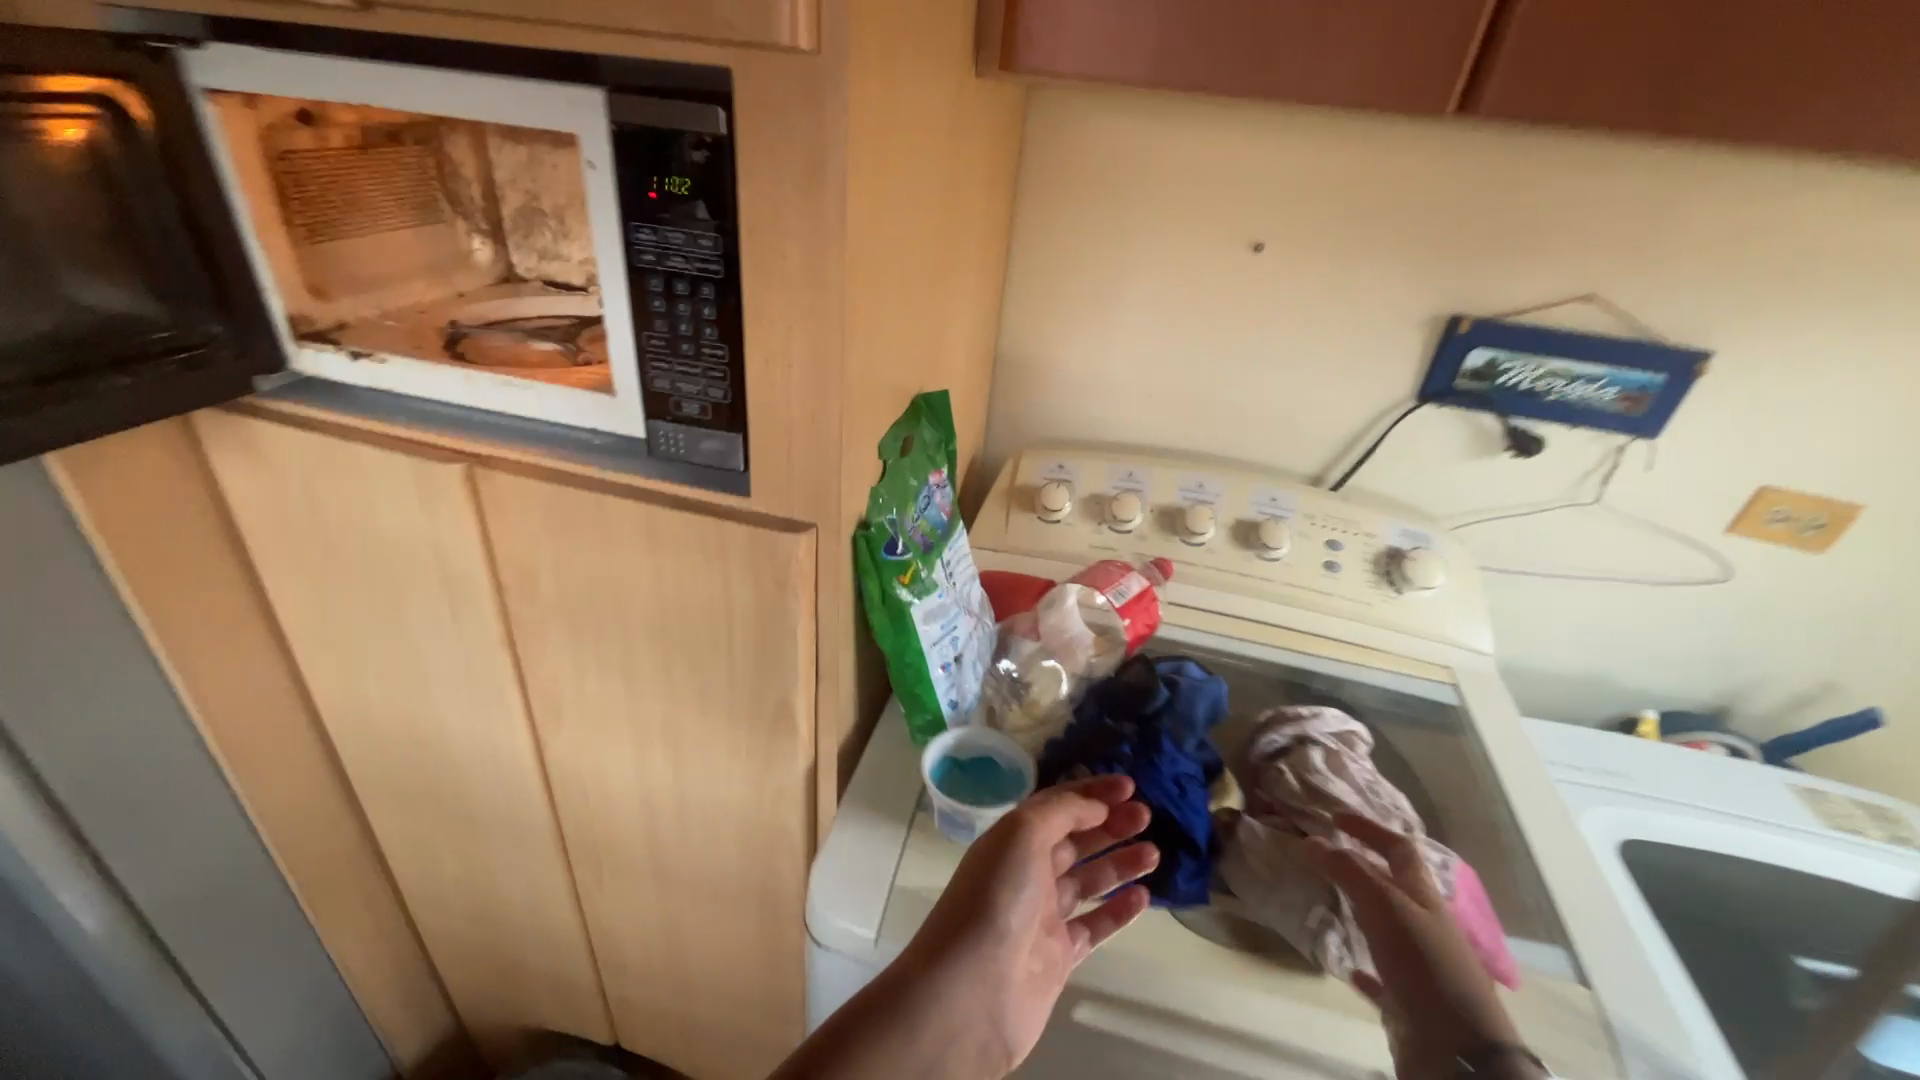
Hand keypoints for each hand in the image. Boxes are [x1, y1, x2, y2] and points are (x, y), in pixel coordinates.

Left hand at [769, 776, 1156, 1079]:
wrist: (974, 988)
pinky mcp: (1059, 956)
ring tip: (1153, 853)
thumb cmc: (996, 898)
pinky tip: (1143, 897)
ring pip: (1088, 881)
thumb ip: (1061, 812)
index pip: (1055, 806)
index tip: (1129, 786)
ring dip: (1120, 864)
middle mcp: (1025, 873)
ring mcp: (1042, 917)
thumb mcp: (1023, 834)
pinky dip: (1119, 911)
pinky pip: (1094, 926)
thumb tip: (1096, 806)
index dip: (1091, 793)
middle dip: (1110, 825)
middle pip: (1074, 841)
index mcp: (1011, 840)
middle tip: (1147, 816)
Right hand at [1306, 813, 1531, 1079]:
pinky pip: (1381, 974)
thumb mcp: (1385, 908)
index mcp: (1424, 897)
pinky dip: (1362, 965)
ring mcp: (1418, 963)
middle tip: (1324, 856)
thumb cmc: (1425, 967)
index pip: (1399, 849)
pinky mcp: (1408, 999)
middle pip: (1393, 885)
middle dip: (1362, 866)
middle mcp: (1424, 925)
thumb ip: (1350, 872)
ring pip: (1385, 926)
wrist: (1458, 1049)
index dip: (1369, 829)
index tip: (1334, 818)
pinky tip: (1345, 964)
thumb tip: (1313, 840)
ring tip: (1327, 900)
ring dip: (1359, 910)